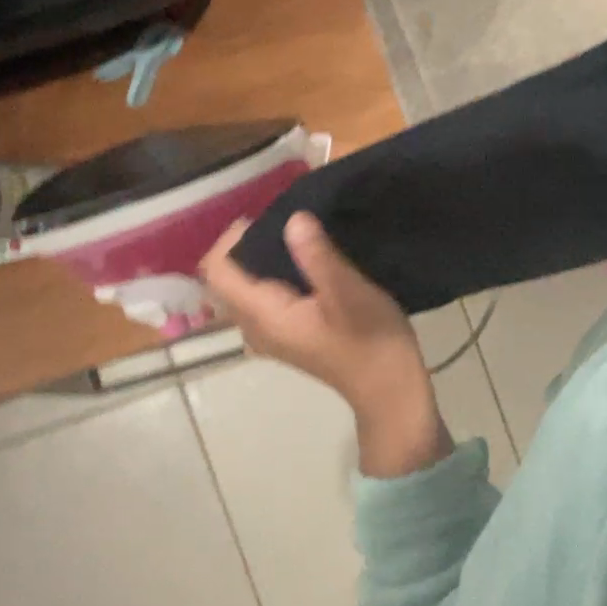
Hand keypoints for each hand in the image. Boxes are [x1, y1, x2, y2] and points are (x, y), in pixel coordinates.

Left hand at [201, 214, 451, 476]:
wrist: (389, 388)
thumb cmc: (371, 340)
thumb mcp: (348, 292)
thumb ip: (317, 256)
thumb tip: (292, 219)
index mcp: (263, 315)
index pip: (217, 271)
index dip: (231, 238)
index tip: (269, 217)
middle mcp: (256, 328)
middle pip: (228, 280)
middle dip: (247, 247)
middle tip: (287, 223)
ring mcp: (272, 337)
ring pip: (247, 291)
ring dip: (263, 263)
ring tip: (300, 241)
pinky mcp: (290, 339)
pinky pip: (265, 302)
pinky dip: (276, 280)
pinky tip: (311, 271)